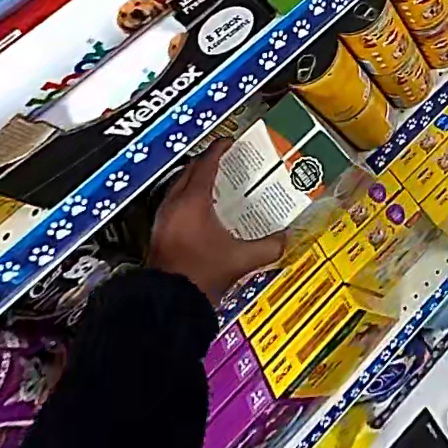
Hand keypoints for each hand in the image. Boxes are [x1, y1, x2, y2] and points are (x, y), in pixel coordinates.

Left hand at [149, 139, 284, 303]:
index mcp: (193, 202)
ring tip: (216, 182)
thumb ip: (271, 246)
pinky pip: (174, 205)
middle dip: (207, 162)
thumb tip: (288, 238)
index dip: (219, 150)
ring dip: (196, 180)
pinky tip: (203, 211)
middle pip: (189, 172)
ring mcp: (163, 222)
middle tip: (226, 160)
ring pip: (178, 188)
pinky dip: (188, 199)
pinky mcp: (159, 236)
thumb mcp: (243, 258)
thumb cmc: (199, 276)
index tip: (230, 142)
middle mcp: (174, 207)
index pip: (206, 164)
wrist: (167, 304)